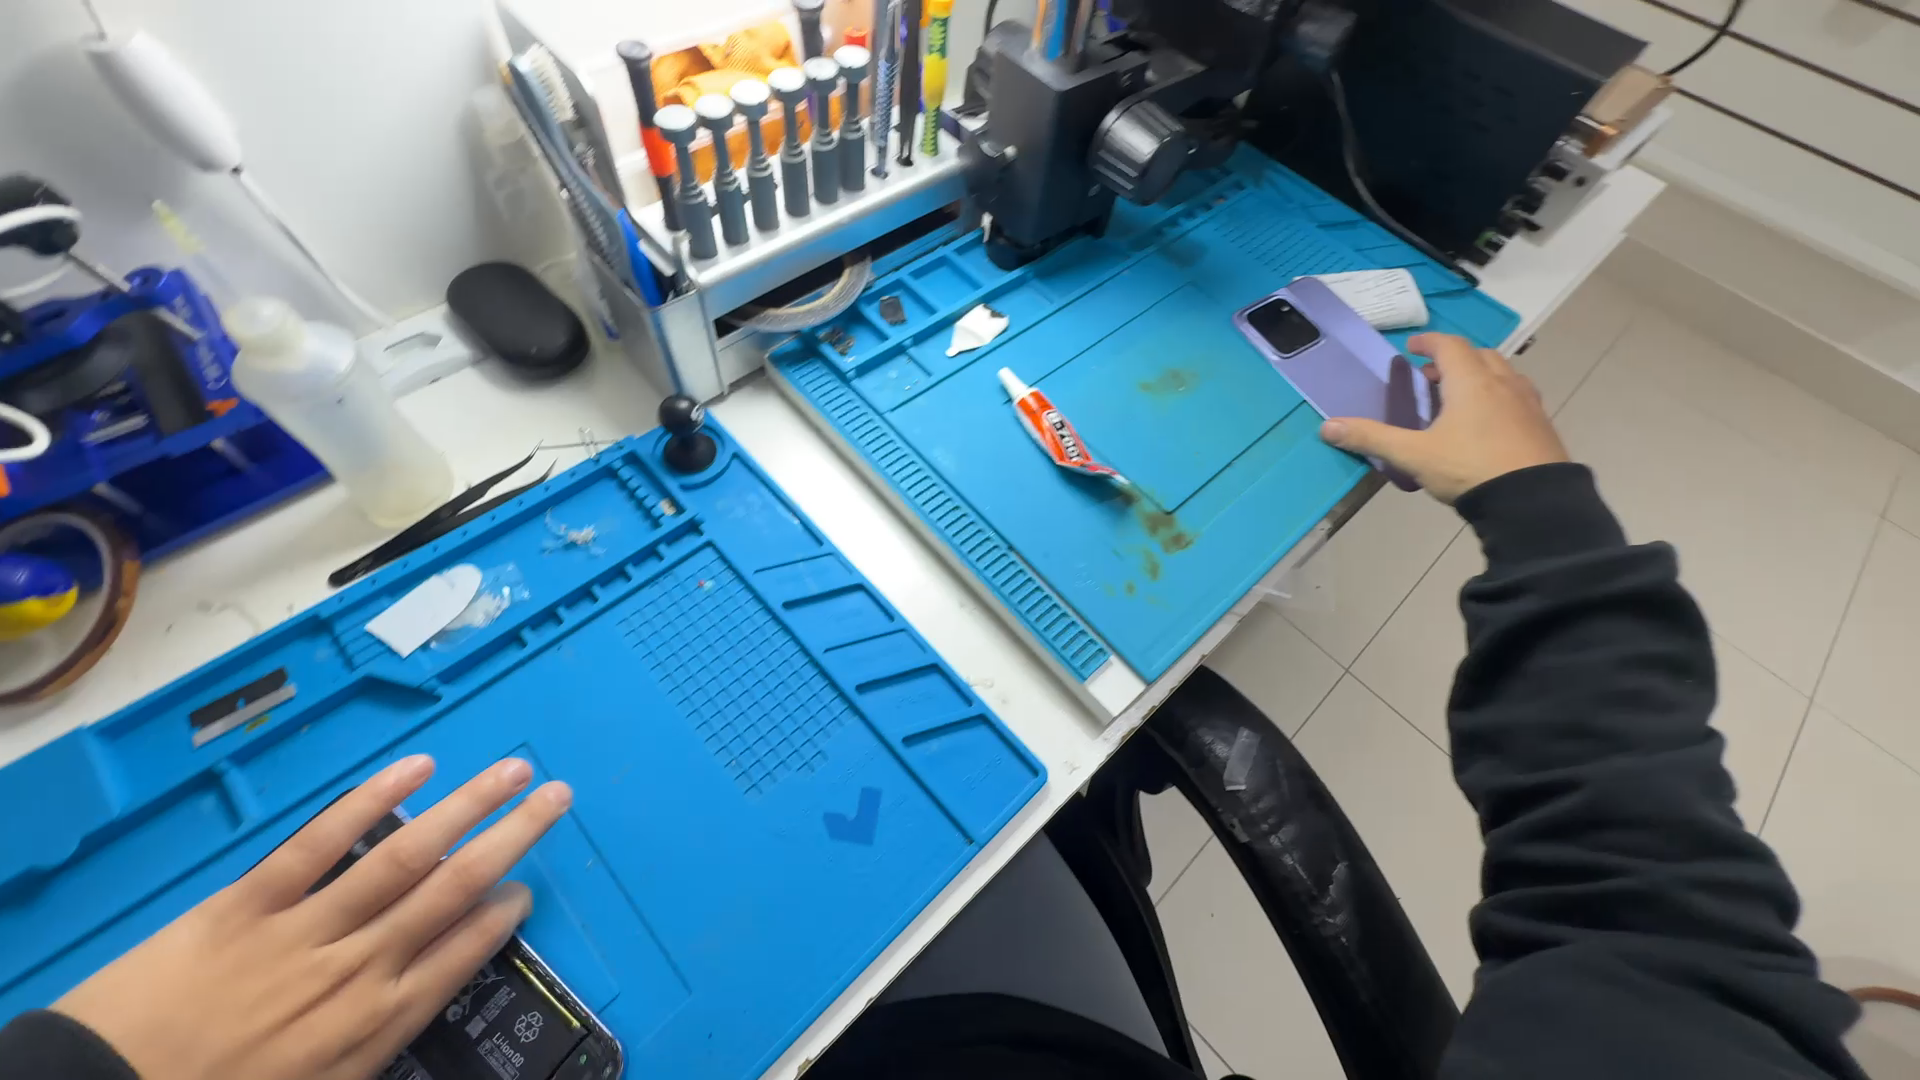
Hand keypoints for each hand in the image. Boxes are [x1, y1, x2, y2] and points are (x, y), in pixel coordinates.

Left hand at [54, 756, 571, 1079]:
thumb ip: (382, 1031)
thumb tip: (434, 973)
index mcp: (377, 1020)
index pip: (468, 946)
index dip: (506, 909)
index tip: (525, 887)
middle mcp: (358, 967)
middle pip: (457, 885)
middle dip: (515, 835)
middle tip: (557, 795)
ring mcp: (304, 931)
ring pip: (406, 855)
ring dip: (469, 806)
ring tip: (513, 770)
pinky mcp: (245, 904)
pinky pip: (318, 844)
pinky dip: (370, 802)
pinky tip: (416, 768)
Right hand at [1320, 332, 1568, 502]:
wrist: (1532, 500)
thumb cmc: (1468, 468)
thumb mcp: (1412, 455)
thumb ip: (1371, 438)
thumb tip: (1328, 427)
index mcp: (1471, 383)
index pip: (1450, 346)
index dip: (1429, 342)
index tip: (1412, 347)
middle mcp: (1503, 384)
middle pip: (1479, 356)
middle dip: (1453, 359)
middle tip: (1430, 376)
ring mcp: (1527, 403)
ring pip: (1502, 374)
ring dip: (1477, 375)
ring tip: (1456, 396)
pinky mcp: (1540, 424)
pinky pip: (1516, 396)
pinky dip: (1496, 396)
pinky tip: (1484, 421)